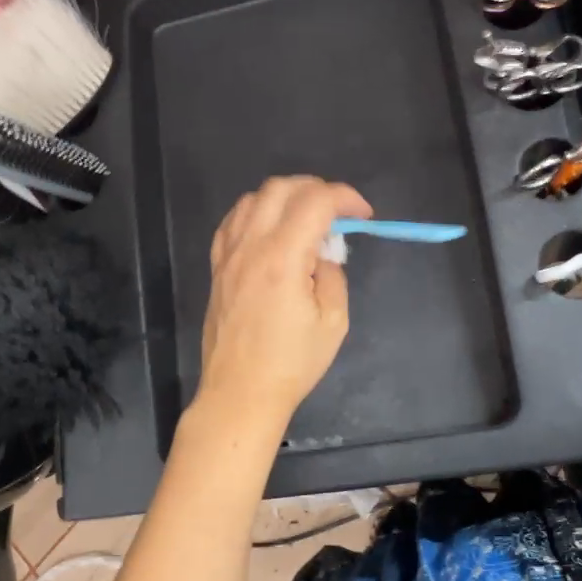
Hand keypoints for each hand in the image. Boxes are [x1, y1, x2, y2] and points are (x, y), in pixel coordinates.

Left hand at [196, 176, 371, 424]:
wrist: (240, 392)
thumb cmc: (291, 364)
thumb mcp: (333, 322)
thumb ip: (332, 276)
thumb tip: (323, 253)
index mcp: (283, 258)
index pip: (316, 201)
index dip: (346, 198)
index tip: (364, 214)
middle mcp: (251, 247)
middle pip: (281, 188)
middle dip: (316, 189)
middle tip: (338, 213)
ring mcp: (228, 255)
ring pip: (253, 198)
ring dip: (285, 197)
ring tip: (306, 220)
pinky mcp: (217, 268)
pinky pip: (233, 222)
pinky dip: (256, 213)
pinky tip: (271, 230)